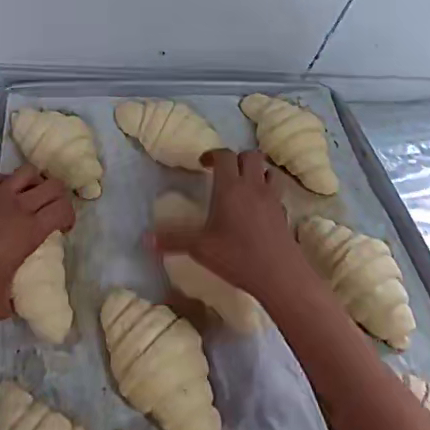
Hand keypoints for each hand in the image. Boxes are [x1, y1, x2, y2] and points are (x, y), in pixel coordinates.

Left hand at [0, 165, 73, 317]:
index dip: (70, 216)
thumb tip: (16, 307)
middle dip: (60, 197)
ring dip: (38, 183)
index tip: (63, 230)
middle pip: (53, 185)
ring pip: (29, 172)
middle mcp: (17, 207)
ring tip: (33, 199)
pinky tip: (5, 199)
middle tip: (53, 214)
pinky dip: (11, 183)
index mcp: (28, 231)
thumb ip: (13, 304)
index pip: (63, 209)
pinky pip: (3, 177)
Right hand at [149, 149, 316, 302]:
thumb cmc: (236, 256)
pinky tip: (259, 209)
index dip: (213, 154)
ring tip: (245, 185)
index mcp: (230, 187)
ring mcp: (272, 198)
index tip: (203, 164)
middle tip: (224, 173)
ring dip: (257, 171)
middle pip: (250, 155)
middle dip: (237, 158)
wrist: (280, 275)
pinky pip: (277, 192)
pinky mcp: (285, 212)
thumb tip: (144, 240)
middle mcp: (253, 186)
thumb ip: (173, 240)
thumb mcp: (199, 248)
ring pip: (268, 170)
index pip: (224, 155)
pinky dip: (268, 192)